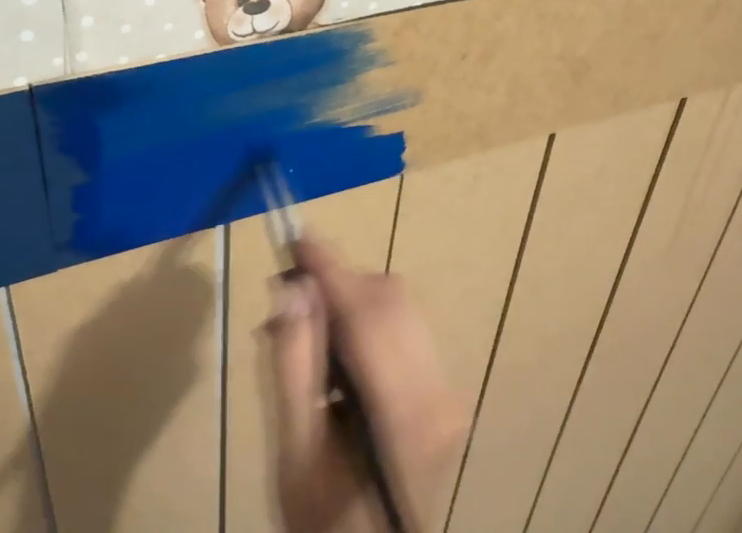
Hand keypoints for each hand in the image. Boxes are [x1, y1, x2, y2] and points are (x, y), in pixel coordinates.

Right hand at [261, 238, 470, 532]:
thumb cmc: (322, 511)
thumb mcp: (293, 446)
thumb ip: (293, 364)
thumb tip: (291, 288)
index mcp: (399, 415)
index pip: (366, 314)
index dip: (329, 267)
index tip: (294, 236)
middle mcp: (438, 396)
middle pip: (390, 299)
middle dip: (340, 282)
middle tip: (291, 297)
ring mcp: (450, 395)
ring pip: (401, 306)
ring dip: (354, 298)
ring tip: (312, 329)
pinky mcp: (449, 395)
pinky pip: (408, 329)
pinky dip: (370, 319)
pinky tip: (341, 351)